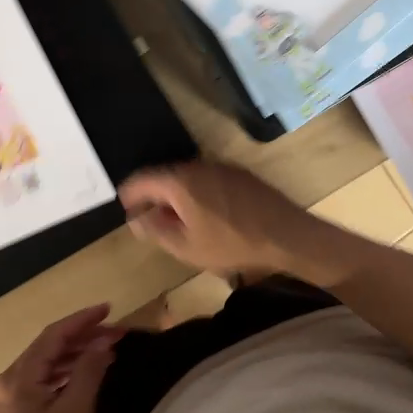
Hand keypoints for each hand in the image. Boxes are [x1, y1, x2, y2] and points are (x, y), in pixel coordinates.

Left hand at [0, 305, 122, 412]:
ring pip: (39, 368)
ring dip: (70, 358)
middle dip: (80, 339)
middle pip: (45, 349)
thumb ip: (88, 372)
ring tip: (101, 356)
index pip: (54, 335)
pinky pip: (33, 384)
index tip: (109, 309)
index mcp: (18, 377)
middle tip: (114, 336)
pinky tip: (76, 383)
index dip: (83, 320)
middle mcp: (4, 382)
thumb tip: (101, 342)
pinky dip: (58, 376)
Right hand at [120, 161, 342, 280]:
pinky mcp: (244, 175)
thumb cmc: (232, 243)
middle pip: (168, 176)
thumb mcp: (186, 246)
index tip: (126, 209)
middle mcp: (201, 166)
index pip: (143, 179)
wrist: (286, 234)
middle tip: (153, 221)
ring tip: (181, 222)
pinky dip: (201, 194)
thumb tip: (137, 219)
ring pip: (191, 178)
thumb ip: (156, 230)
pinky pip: (212, 181)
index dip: (130, 194)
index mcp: (181, 181)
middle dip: (156, 197)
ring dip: (180, 196)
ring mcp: (225, 168)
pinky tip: (209, 216)